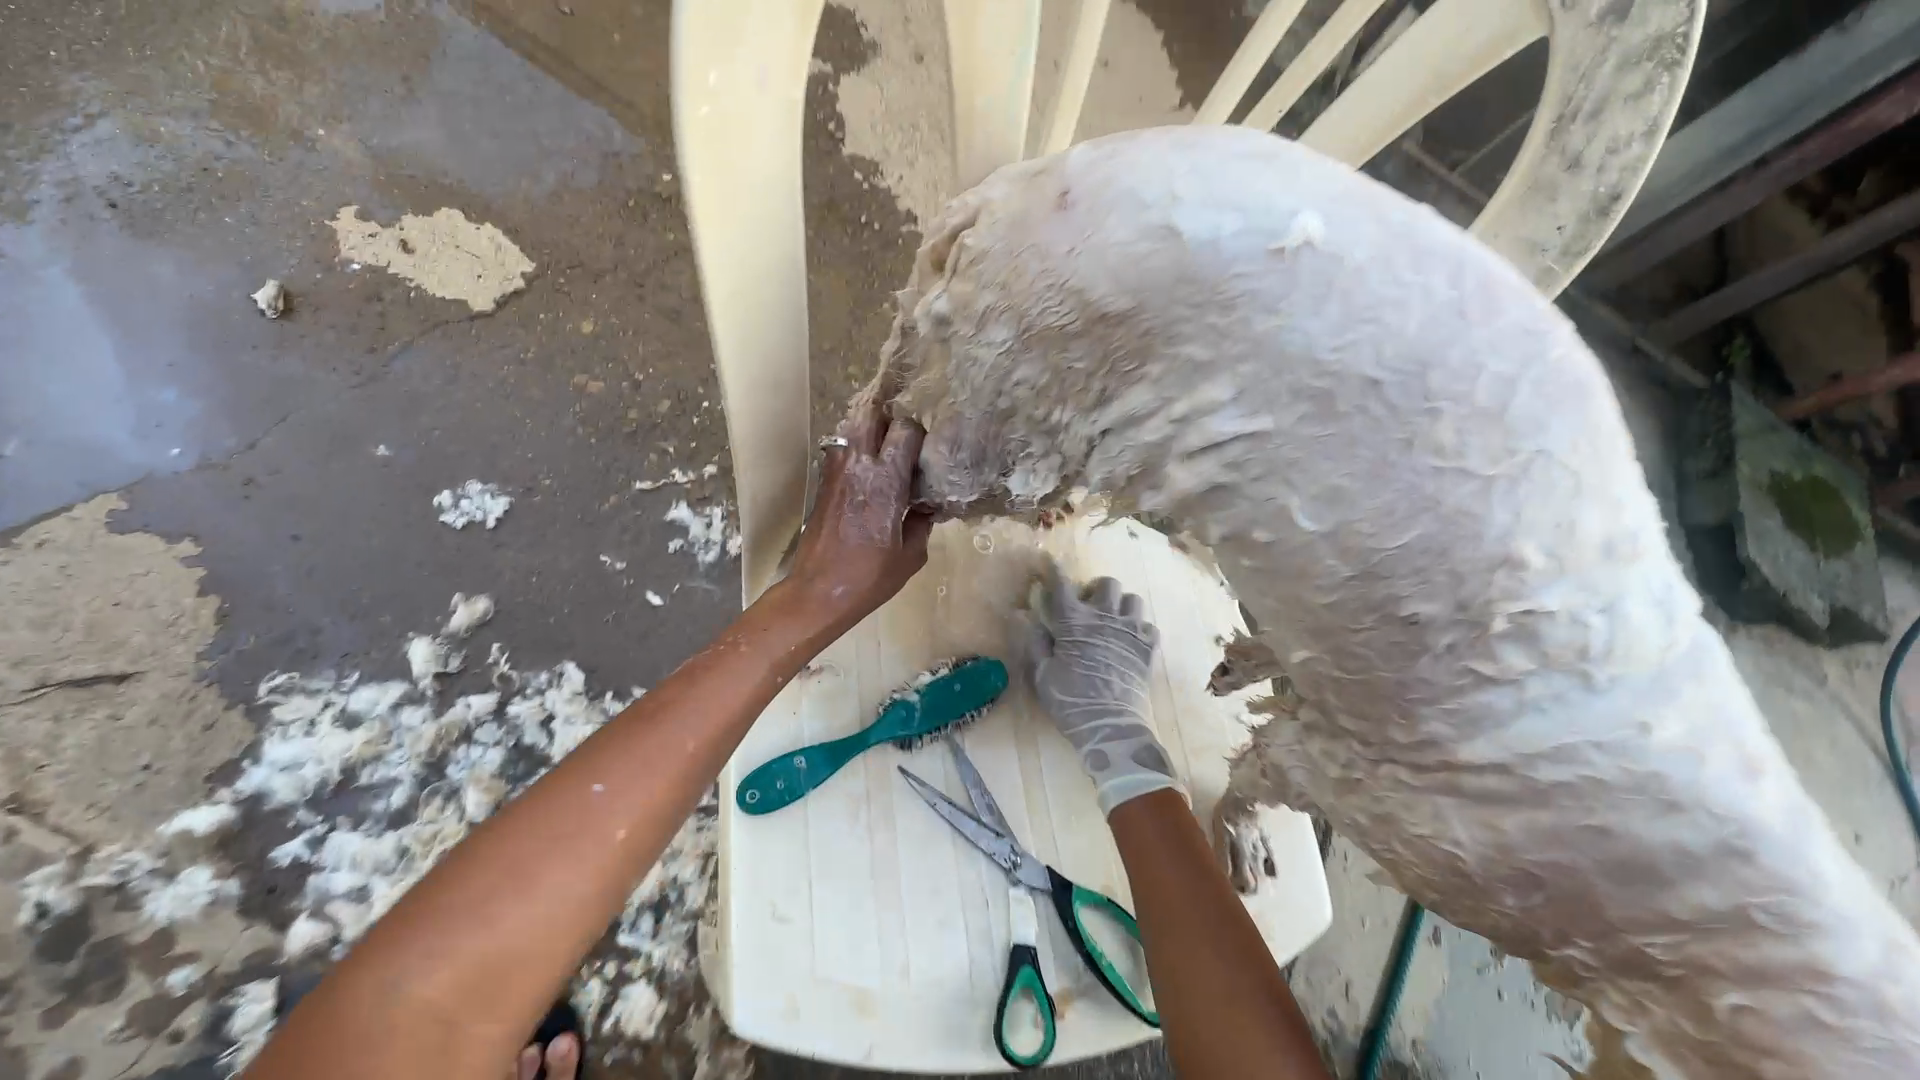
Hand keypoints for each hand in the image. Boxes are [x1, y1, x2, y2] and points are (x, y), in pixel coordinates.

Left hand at [783, 395, 935, 633]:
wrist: (819, 591)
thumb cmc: (869, 577)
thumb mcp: (911, 555)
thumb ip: (922, 523)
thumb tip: (927, 507)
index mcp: (886, 480)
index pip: (906, 429)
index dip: (920, 432)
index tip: (927, 448)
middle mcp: (859, 465)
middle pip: (872, 414)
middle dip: (890, 417)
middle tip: (905, 433)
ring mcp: (835, 470)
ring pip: (852, 427)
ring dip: (870, 428)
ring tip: (886, 444)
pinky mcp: (823, 481)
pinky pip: (841, 449)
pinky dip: (856, 447)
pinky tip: (869, 466)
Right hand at [1011, 563, 1181, 814]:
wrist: (1111, 725)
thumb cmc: (1070, 701)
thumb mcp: (1041, 674)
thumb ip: (1033, 641)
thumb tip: (1021, 614)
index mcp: (1073, 623)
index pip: (1061, 586)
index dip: (1054, 570)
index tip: (1049, 560)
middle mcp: (1104, 618)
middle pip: (1106, 584)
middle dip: (1095, 590)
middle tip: (1087, 607)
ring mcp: (1130, 631)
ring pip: (1133, 599)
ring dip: (1121, 605)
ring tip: (1112, 621)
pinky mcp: (1148, 647)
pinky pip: (1149, 625)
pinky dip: (1139, 629)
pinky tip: (1129, 641)